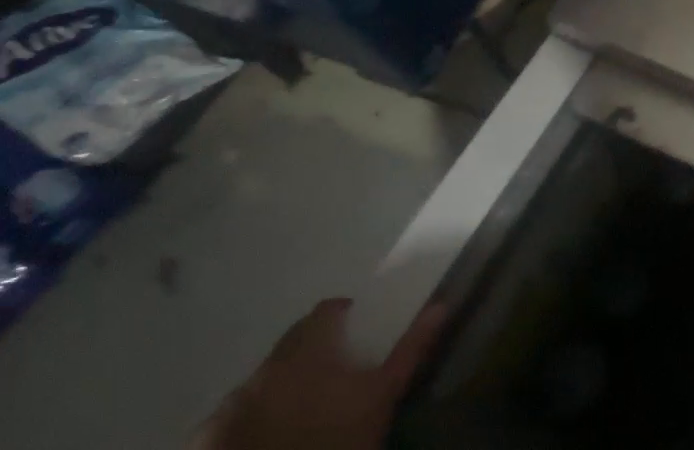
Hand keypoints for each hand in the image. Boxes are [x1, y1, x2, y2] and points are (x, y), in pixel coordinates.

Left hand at [192, 299, 447, 449]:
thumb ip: (409, 348)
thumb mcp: (384, 394)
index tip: (360, 330)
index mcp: (308, 352)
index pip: (323, 312)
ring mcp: (231, 405)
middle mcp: (264, 370)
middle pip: (291, 341)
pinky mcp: (206, 438)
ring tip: (304, 405)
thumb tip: (439, 305)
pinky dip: (252, 412)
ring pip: (263, 376)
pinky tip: (269, 432)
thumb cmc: (342, 438)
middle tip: (338, 369)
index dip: (343, 314)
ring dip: (283, 379)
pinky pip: (232, 411)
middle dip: (314, 346)